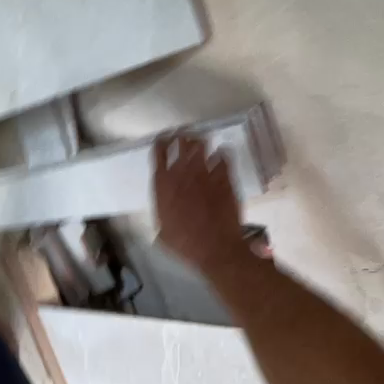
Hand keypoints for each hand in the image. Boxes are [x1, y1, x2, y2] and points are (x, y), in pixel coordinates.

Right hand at [153, 133, 247, 272]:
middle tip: (183, 136)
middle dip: (180, 135)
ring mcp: (205, 173)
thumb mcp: (163, 231)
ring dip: (199, 141)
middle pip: (180, 141)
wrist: (216, 248)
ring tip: (200, 143)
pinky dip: (221, 155)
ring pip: (201, 143)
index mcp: (163, 186)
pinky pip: (223, 156)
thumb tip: (164, 212)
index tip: (163, 140)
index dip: (161, 142)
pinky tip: (220, 158)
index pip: (159, 152)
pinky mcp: (225, 177)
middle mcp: (182, 174)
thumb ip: (162, 213)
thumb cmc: (185, 244)